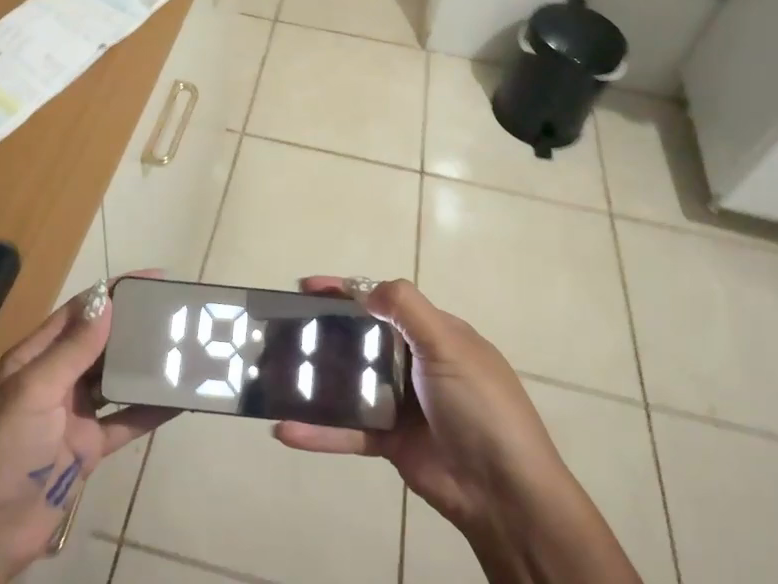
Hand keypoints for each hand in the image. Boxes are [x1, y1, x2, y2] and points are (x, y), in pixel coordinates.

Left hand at [0, 276, 175, 583]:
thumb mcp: (31, 393)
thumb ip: (71, 350)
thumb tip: (107, 301)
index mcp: (33, 358)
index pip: (79, 313)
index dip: (114, 292)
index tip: (154, 279)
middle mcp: (54, 379)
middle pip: (101, 343)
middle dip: (135, 326)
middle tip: (179, 313)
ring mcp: (72, 414)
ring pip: (116, 379)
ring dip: (145, 365)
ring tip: (185, 349)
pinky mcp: (87, 448)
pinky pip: (125, 421)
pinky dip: (150, 410)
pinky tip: (179, 399)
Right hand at [272, 277, 564, 532]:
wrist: (502, 490)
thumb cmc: (479, 406)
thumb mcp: (449, 346)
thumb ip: (407, 310)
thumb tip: (363, 288)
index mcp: (436, 335)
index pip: (386, 302)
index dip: (349, 291)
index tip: (307, 287)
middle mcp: (416, 364)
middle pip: (363, 341)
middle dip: (324, 333)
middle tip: (282, 330)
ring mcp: (402, 404)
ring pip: (350, 386)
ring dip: (316, 382)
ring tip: (275, 375)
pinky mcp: (390, 442)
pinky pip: (348, 431)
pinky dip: (318, 432)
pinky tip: (285, 431)